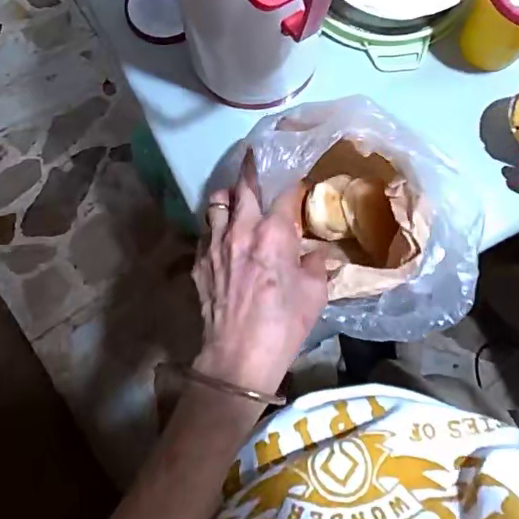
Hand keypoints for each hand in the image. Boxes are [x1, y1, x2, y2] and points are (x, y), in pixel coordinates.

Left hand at [191, 152, 331, 395]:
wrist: (238, 355)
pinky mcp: (199, 261)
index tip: (300, 185)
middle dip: (250, 172)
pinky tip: (224, 237)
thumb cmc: (283, 325)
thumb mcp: (314, 295)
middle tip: (255, 163)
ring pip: (216, 203)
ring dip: (227, 198)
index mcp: (272, 234)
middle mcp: (239, 230)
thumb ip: (316, 265)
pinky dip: (215, 227)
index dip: (294, 187)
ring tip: (236, 201)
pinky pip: (205, 231)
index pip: (284, 195)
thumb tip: (319, 254)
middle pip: (242, 188)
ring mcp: (214, 244)